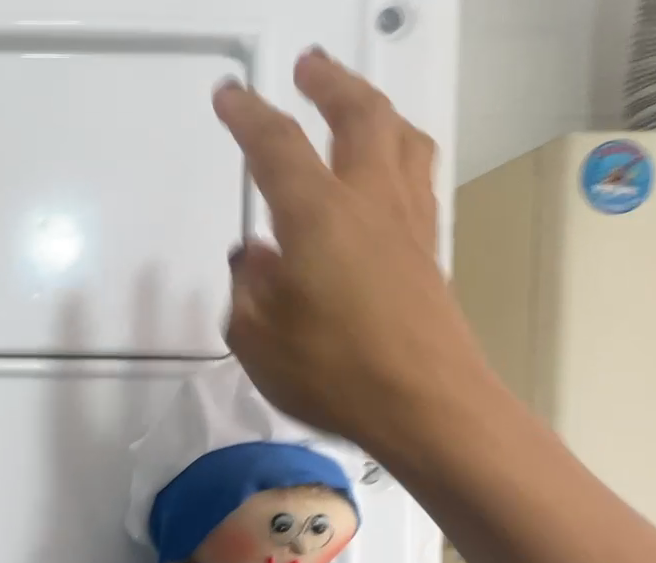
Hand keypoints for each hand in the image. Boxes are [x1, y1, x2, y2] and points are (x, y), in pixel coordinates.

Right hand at [213, 50, 494, 450]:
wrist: (425, 403)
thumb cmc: (332, 372)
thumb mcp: (256, 336)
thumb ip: (248, 287)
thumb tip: (253, 256)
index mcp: (318, 218)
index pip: (277, 149)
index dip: (249, 116)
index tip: (228, 95)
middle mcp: (369, 204)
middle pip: (359, 117)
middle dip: (329, 84)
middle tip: (307, 66)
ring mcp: (407, 222)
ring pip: (401, 137)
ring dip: (373, 107)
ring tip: (352, 103)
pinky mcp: (427, 248)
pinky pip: (415, 174)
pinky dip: (395, 150)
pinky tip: (382, 169)